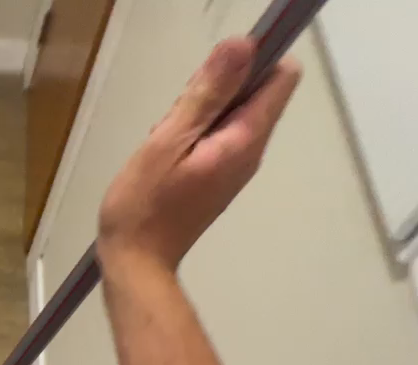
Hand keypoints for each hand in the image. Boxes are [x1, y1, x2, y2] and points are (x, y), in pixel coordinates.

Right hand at [96, 38, 301, 273]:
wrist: (135, 265)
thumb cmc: (142, 208)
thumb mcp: (166, 143)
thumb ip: (205, 95)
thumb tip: (242, 46)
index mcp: (244, 140)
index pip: (281, 75)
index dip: (250, 63)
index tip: (208, 82)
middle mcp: (250, 153)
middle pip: (255, 94)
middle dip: (218, 92)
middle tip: (175, 120)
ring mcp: (235, 171)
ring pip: (233, 118)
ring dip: (200, 117)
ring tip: (165, 143)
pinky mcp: (218, 183)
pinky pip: (217, 141)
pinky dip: (194, 139)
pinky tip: (166, 160)